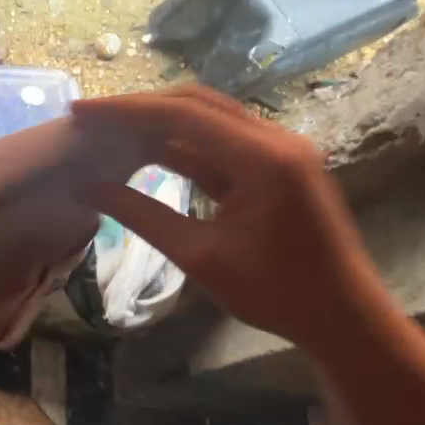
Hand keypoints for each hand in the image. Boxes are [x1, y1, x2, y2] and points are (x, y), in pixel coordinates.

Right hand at [71, 86, 394, 347]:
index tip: (78, 113)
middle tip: (88, 117)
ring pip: (207, 119)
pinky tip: (143, 151)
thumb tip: (86, 188)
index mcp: (264, 159)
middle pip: (196, 105)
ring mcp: (280, 153)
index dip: (125, 111)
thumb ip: (140, 214)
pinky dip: (179, 143)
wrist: (345, 320)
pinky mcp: (275, 168)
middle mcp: (277, 142)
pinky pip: (219, 142)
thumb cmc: (275, 292)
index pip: (182, 116)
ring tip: (108, 130)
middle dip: (138, 107)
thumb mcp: (198, 255)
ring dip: (157, 121)